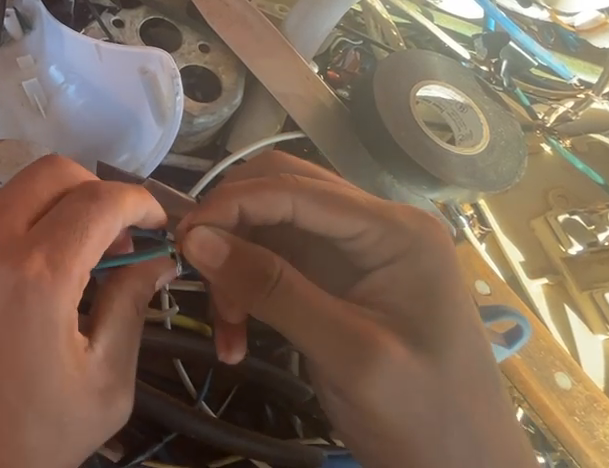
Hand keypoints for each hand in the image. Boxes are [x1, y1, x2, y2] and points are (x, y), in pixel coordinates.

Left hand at [0, 155, 173, 467]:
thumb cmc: (21, 438)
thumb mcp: (99, 385)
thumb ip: (129, 307)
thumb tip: (155, 260)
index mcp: (36, 271)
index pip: (99, 200)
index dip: (138, 203)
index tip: (155, 224)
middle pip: (54, 172)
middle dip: (96, 191)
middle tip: (117, 236)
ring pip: (17, 188)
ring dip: (55, 206)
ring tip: (76, 257)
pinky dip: (18, 223)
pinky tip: (30, 270)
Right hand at [176, 153, 532, 467]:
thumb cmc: (428, 421)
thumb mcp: (349, 356)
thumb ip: (272, 290)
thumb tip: (194, 238)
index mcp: (395, 229)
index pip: (291, 187)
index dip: (229, 204)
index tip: (181, 240)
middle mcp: (374, 224)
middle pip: (275, 189)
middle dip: (229, 227)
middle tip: (193, 268)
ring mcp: (354, 250)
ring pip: (265, 224)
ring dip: (232, 264)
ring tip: (225, 325)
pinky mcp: (334, 277)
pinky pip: (270, 259)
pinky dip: (244, 289)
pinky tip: (236, 336)